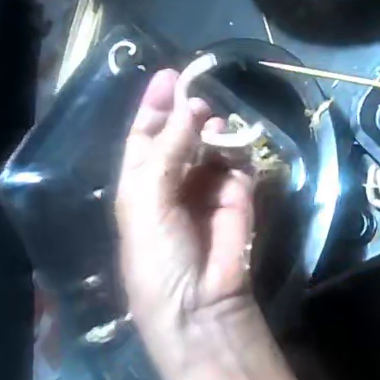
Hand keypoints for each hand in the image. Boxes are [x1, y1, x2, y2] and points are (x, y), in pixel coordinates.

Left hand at [115, 69, 260, 373]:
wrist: (201, 303)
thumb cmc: (158, 255)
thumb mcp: (148, 200)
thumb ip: (170, 150)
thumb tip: (192, 107)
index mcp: (140, 185)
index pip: (145, 137)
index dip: (155, 107)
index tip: (170, 76)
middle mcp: (173, 183)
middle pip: (180, 136)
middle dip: (187, 114)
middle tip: (199, 100)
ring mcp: (207, 189)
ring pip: (211, 145)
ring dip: (213, 131)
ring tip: (215, 124)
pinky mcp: (239, 197)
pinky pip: (239, 164)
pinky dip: (239, 150)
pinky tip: (235, 145)